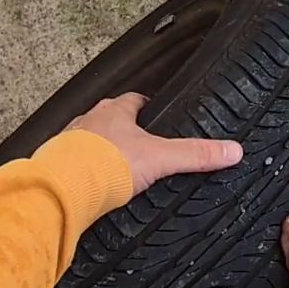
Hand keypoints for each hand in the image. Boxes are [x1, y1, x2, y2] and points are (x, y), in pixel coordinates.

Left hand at [64, 93, 242, 196]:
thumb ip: (195, 154)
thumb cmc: (105, 163)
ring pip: (88, 140)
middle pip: (109, 120)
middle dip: (122, 131)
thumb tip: (231, 150)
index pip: (135, 101)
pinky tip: (93, 184)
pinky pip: (73, 163)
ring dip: (99, 150)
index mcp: (115, 111)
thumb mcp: (162, 158)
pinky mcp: (58, 164)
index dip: (147, 108)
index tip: (156, 113)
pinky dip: (83, 171)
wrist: (65, 186)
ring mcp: (70, 142)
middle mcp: (90, 121)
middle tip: (137, 145)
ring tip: (114, 167)